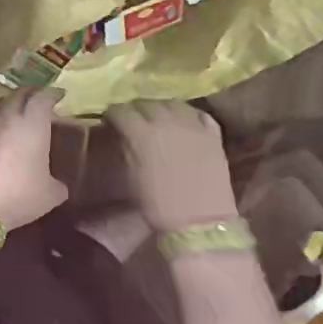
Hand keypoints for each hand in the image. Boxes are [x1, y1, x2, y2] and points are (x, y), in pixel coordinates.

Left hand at [0, 88, 68, 231]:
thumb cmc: (20, 194)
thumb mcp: (50, 194)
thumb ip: (57, 185)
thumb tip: (59, 185)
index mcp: (33, 125)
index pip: (42, 99)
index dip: (51, 94)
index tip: (59, 94)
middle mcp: (9, 120)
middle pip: (17, 96)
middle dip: (29, 92)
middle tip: (38, 95)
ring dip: (9, 104)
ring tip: (18, 110)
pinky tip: (1, 132)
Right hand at [107, 100, 238, 231]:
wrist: (200, 221)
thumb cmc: (159, 205)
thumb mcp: (132, 176)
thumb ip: (128, 149)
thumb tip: (124, 136)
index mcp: (143, 134)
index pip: (121, 110)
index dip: (112, 115)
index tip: (109, 122)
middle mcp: (168, 122)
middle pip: (146, 102)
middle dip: (134, 109)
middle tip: (130, 119)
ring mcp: (194, 125)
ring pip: (172, 103)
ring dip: (159, 108)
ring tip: (155, 118)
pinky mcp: (213, 133)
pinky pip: (196, 113)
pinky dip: (185, 113)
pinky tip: (181, 122)